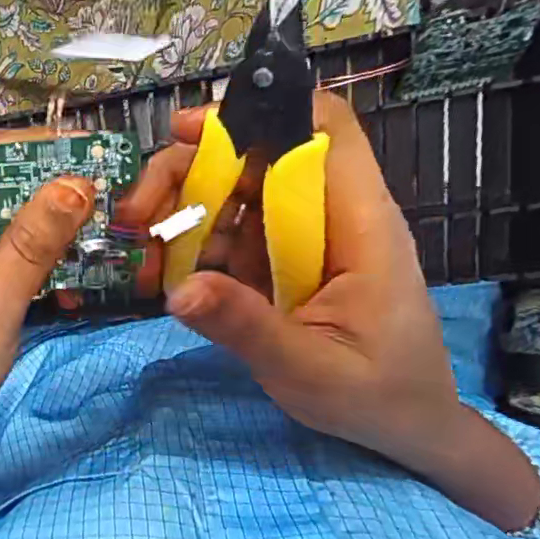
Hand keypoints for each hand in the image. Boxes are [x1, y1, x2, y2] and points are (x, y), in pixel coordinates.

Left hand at [0, 130, 95, 487]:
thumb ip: (30, 246)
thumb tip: (75, 184)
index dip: (29, 149)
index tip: (87, 151)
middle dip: (49, 186)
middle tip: (109, 188)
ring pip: (9, 212)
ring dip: (53, 220)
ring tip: (104, 222)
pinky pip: (13, 245)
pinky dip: (44, 250)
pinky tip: (78, 261)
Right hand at [121, 94, 539, 529]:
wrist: (404, 426)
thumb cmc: (375, 395)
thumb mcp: (307, 369)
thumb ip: (245, 327)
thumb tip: (178, 290)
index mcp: (356, 225)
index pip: (323, 132)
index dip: (259, 111)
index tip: (185, 132)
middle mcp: (325, 219)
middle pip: (255, 160)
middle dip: (187, 175)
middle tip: (135, 219)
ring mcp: (299, 242)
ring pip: (232, 198)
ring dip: (178, 218)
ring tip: (141, 264)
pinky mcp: (278, 266)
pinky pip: (226, 240)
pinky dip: (187, 253)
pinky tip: (160, 284)